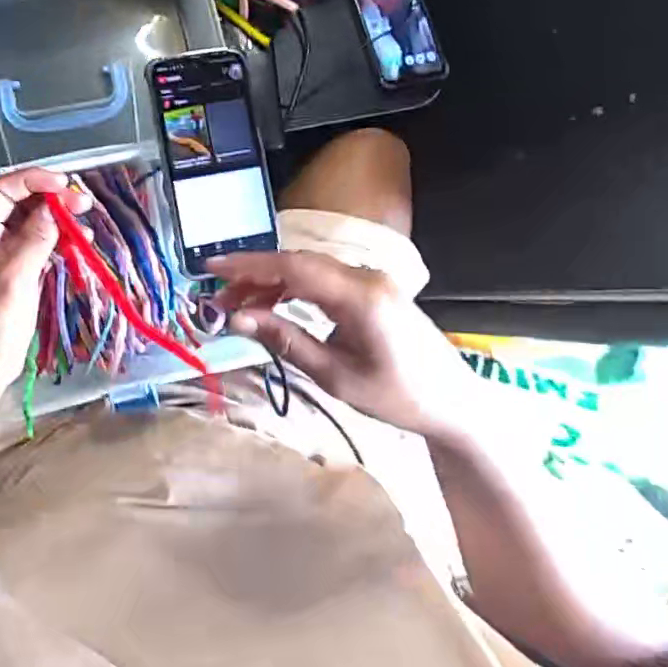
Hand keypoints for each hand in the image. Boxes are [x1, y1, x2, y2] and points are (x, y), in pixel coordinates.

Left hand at [0, 168, 90, 402]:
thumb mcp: (14, 280)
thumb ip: (34, 240)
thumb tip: (54, 207)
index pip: (2, 189)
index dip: (32, 179)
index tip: (65, 185)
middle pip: (18, 203)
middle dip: (50, 197)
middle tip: (83, 203)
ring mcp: (2, 257)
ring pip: (30, 223)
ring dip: (57, 218)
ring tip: (85, 221)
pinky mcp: (15, 275)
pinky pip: (37, 245)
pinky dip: (57, 240)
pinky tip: (78, 242)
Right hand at [209, 251, 477, 439]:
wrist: (455, 403)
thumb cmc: (398, 397)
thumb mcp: (336, 376)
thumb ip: (286, 341)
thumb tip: (239, 319)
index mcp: (359, 296)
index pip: (293, 268)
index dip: (248, 265)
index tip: (212, 269)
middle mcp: (365, 276)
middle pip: (297, 263)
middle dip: (253, 276)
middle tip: (219, 299)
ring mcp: (370, 279)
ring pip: (308, 268)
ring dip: (270, 281)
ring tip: (239, 304)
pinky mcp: (371, 288)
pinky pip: (322, 278)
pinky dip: (292, 286)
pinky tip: (273, 303)